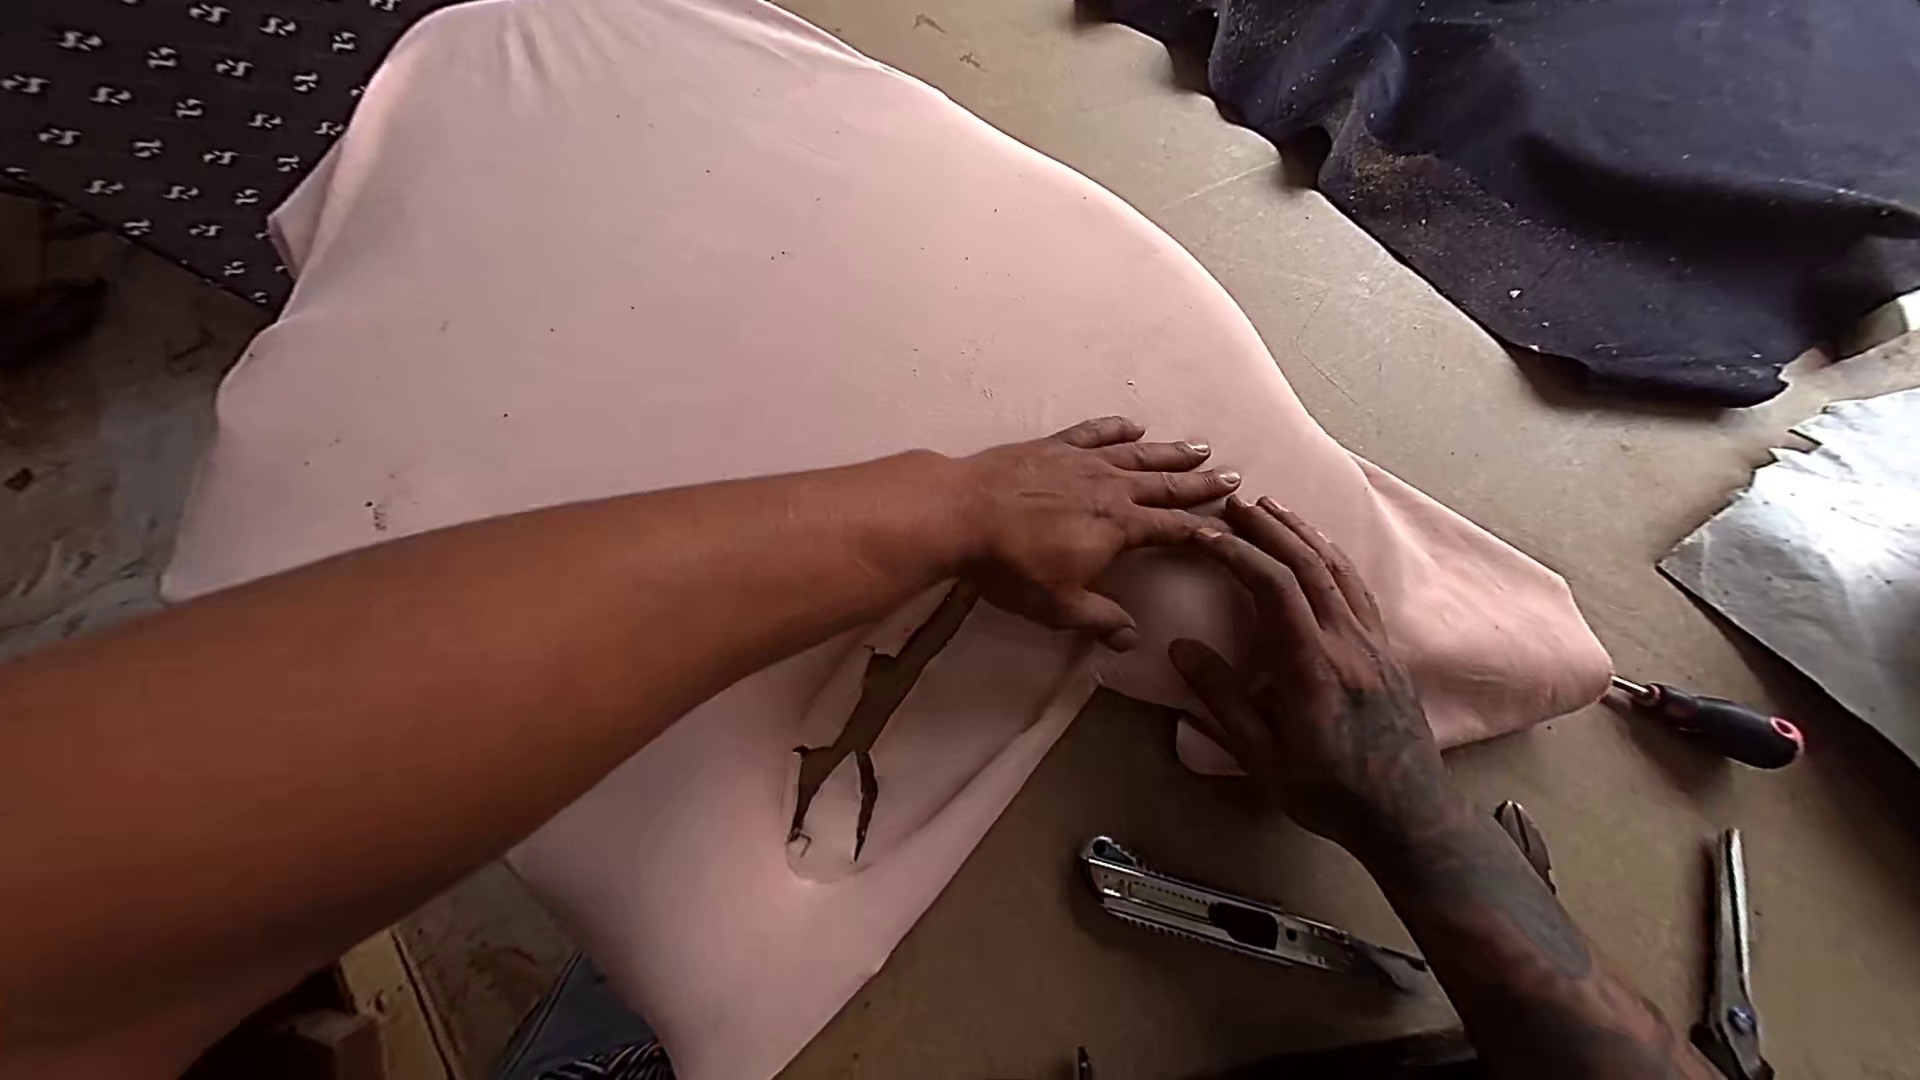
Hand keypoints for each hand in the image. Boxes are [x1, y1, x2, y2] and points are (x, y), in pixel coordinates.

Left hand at [953, 416, 1239, 649]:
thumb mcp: (1057, 605)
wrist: (962, 514)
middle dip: (1200, 483)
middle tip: (1231, 475)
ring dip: (1170, 452)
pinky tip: (1133, 425)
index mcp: (1117, 527)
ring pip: (1137, 454)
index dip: (1201, 528)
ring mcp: (1081, 462)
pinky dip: (1116, 427)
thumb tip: (1133, 640)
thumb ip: (1100, 620)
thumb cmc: (1009, 565)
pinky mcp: (1052, 446)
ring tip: (1199, 447)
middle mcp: (1109, 488)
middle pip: (1165, 484)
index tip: (1228, 526)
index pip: (1171, 528)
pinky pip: (1094, 432)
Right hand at [1170, 496, 1457, 856]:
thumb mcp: (1260, 753)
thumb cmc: (1326, 790)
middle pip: (1307, 565)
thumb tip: (1181, 647)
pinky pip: (1358, 588)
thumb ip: (1220, 698)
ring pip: (1337, 569)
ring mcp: (1373, 643)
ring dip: (1301, 532)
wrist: (1408, 817)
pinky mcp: (1386, 649)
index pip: (1273, 588)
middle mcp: (1348, 643)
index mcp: (1312, 667)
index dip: (1237, 554)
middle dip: (1268, 528)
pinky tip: (1316, 546)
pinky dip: (1331, 555)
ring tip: (1272, 508)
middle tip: (1235, 504)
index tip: (1205, 536)